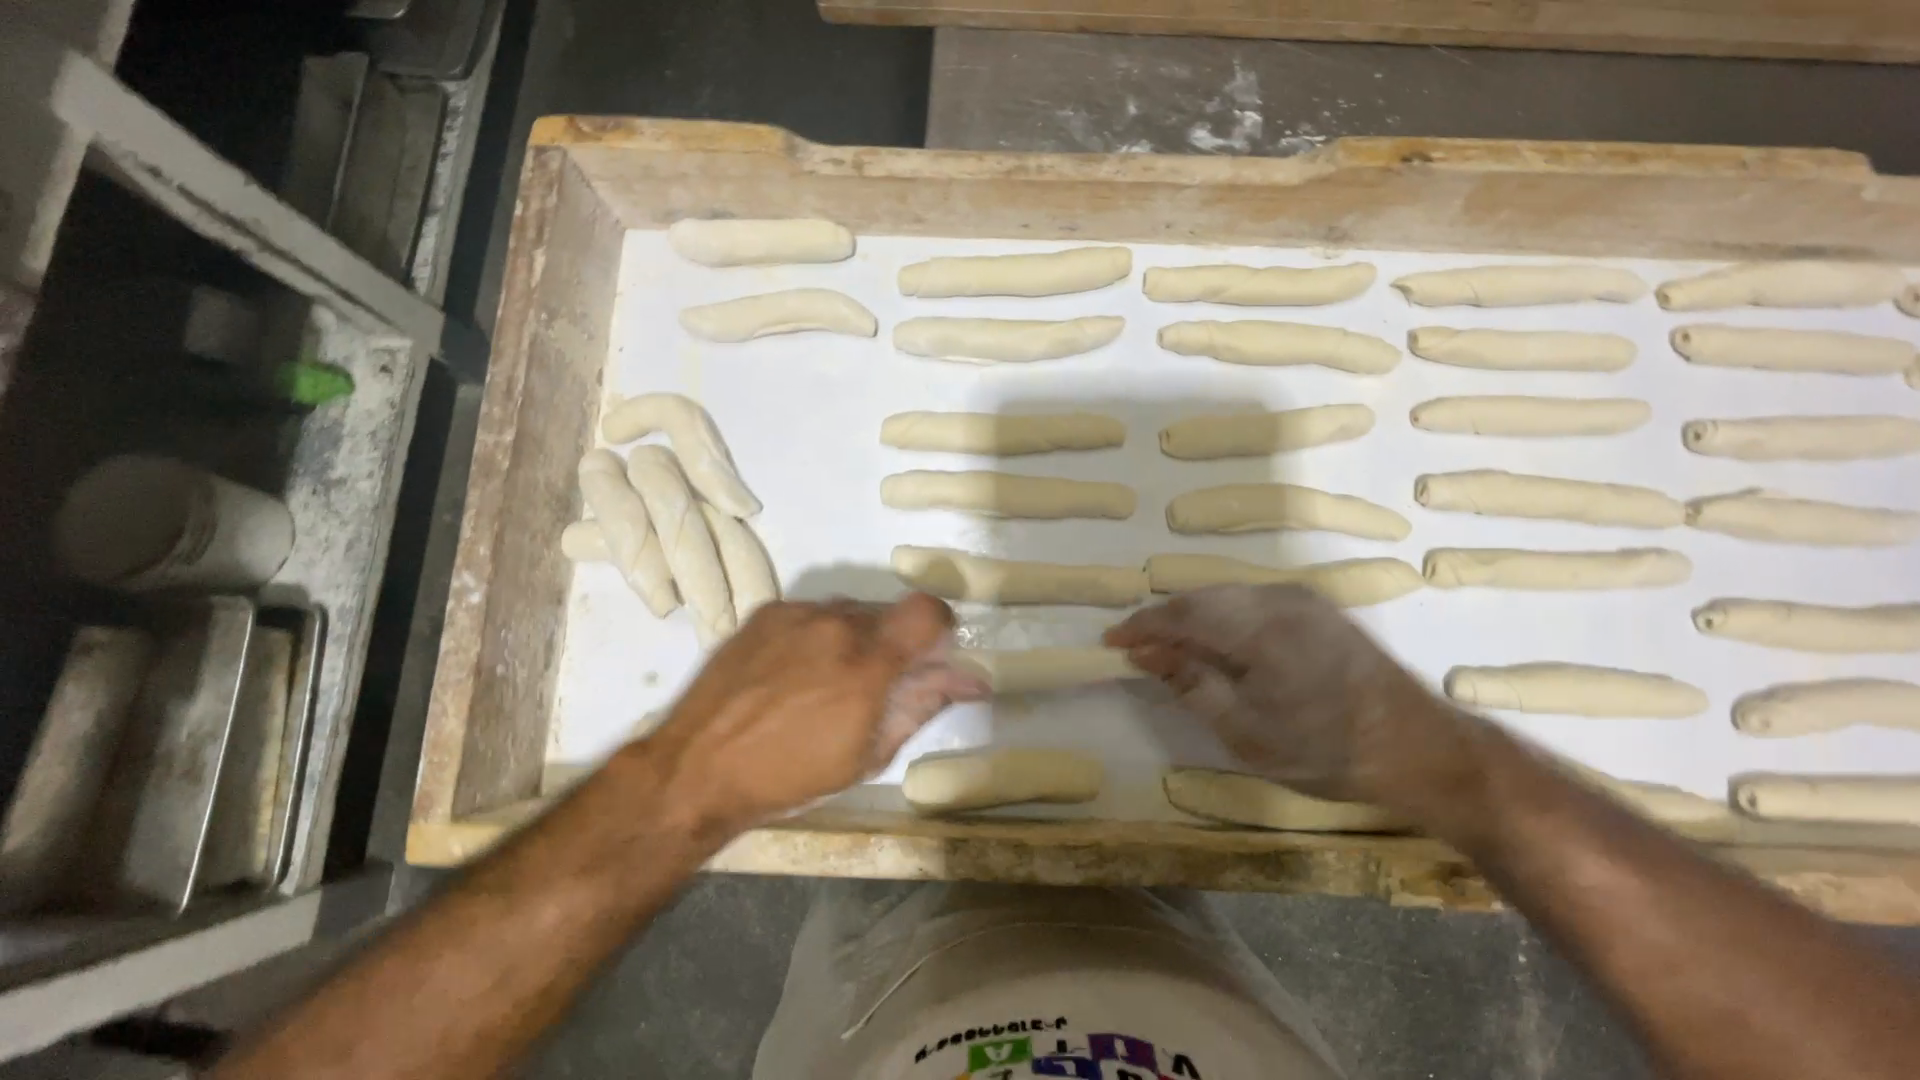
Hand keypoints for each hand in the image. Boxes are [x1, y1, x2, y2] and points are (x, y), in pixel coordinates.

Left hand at [643, 593, 987, 831]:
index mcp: (867, 661)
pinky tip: (795, 674)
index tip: (928, 662)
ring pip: (851, 611)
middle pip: (891, 613)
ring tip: (828, 684)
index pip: (930, 611)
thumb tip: (972, 680)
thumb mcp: (869, 754)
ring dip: (857, 638)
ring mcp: (796, 613)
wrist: (698, 768)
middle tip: (877, 688)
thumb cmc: (792, 776)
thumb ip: (923, 705)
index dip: (941, 632)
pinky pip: (814, 613)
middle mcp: (835, 622)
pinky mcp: (766, 613)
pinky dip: (820, 636)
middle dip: (897, 644)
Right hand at [1106, 584, 1487, 811]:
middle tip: (1137, 649)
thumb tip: (1147, 654)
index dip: (1142, 626)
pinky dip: (1223, 618)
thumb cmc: (1326, 750)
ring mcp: (1302, 600)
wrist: (1418, 747)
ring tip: (1170, 649)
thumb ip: (1192, 685)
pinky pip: (1252, 601)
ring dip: (1193, 617)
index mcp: (1259, 628)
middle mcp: (1279, 599)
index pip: (1182, 614)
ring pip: (1227, 596)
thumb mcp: (1247, 731)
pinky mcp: (1317, 610)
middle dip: (1164, 619)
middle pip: (1202, 597)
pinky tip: (1216, 644)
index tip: (1110, 642)